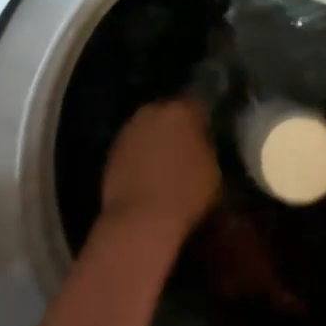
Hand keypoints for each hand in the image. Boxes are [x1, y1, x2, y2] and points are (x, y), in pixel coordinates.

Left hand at [101, 99, 219, 239]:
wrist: (139, 219)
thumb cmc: (185, 193)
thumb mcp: (213, 170)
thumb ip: (206, 146)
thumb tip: (201, 141)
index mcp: (180, 111)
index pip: (197, 106)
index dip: (203, 122)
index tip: (208, 137)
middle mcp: (151, 111)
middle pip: (169, 113)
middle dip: (177, 127)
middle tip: (187, 149)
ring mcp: (128, 129)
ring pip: (148, 128)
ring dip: (156, 139)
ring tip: (165, 163)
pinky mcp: (112, 149)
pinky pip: (133, 145)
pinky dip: (140, 154)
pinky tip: (147, 173)